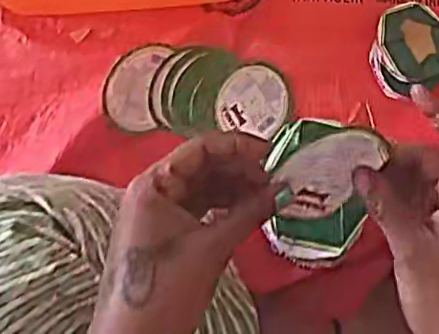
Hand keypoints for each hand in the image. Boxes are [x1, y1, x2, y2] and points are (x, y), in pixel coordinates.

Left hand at [92, 133, 276, 333]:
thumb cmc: (164, 292)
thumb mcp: (211, 248)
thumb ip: (249, 212)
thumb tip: (285, 188)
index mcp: (154, 183)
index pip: (202, 148)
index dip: (238, 146)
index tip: (270, 153)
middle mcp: (153, 190)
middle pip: (204, 165)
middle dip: (240, 169)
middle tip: (273, 177)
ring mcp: (158, 212)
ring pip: (204, 186)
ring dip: (236, 187)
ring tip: (266, 194)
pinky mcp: (165, 233)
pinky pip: (200, 206)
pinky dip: (225, 206)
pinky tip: (248, 209)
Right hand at [353, 87, 438, 333]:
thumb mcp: (412, 249)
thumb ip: (387, 206)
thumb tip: (360, 169)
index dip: (436, 112)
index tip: (414, 91)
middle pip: (427, 160)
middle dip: (397, 156)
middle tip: (364, 156)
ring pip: (417, 180)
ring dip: (391, 177)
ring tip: (362, 176)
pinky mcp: (435, 230)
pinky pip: (413, 200)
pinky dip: (393, 196)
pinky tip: (371, 197)